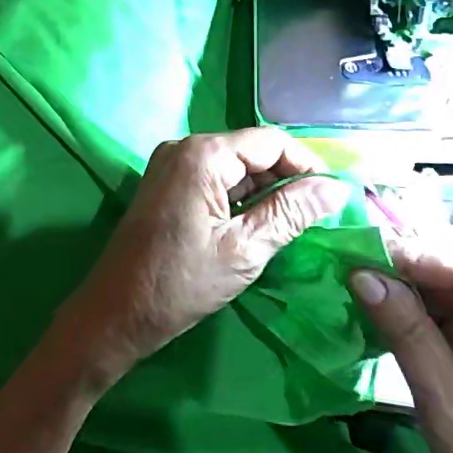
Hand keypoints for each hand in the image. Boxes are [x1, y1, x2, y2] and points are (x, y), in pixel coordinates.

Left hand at [58, 129, 351, 378]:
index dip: (306, 164)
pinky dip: (240, 198)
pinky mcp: (167, 184)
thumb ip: (291, 212)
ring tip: (297, 224)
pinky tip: (261, 224)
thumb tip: (335, 188)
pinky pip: (214, 179)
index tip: (335, 196)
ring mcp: (172, 165)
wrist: (117, 310)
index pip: (269, 141)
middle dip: (287, 179)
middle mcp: (184, 147)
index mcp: (202, 154)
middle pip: (251, 151)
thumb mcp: (245, 248)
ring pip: (234, 166)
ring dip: (265, 191)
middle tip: (320, 216)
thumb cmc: (181, 281)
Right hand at [348, 234, 452, 452]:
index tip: (362, 250)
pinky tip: (393, 289)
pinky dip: (424, 290)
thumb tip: (362, 274)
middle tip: (361, 256)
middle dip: (417, 257)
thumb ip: (410, 337)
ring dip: (417, 270)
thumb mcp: (450, 414)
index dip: (420, 256)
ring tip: (370, 267)